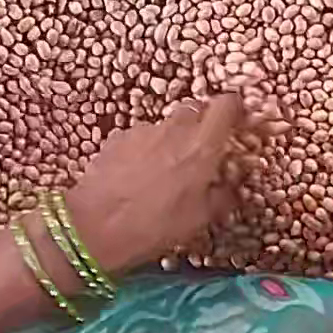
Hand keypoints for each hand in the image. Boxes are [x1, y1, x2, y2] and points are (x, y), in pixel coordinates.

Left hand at [64, 95, 243, 274]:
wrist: (96, 227)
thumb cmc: (155, 226)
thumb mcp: (199, 219)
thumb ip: (221, 195)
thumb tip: (229, 185)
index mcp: (202, 146)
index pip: (226, 105)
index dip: (233, 110)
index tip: (235, 122)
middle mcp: (174, 129)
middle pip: (195, 110)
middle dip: (201, 125)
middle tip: (201, 152)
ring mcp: (142, 131)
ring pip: (166, 125)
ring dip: (171, 139)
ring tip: (164, 170)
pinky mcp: (117, 138)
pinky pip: (140, 136)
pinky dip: (145, 148)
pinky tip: (137, 174)